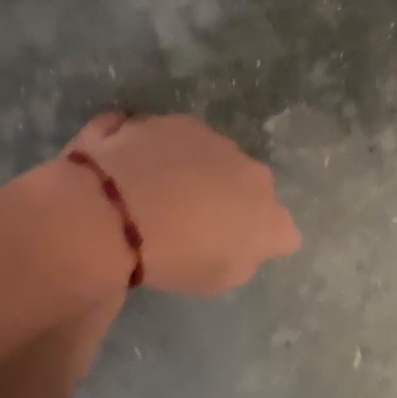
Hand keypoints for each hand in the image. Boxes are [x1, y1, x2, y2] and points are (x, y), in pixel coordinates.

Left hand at [66, 112, 300, 294]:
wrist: (114, 212)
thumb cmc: (175, 256)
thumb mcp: (220, 278)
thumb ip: (244, 257)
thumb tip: (244, 243)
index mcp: (267, 211)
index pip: (282, 229)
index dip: (261, 240)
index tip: (235, 250)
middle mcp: (248, 167)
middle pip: (248, 184)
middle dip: (230, 196)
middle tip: (196, 220)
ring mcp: (206, 136)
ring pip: (208, 156)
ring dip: (193, 170)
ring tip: (155, 193)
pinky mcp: (163, 119)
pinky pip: (162, 138)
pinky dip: (152, 149)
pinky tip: (128, 168)